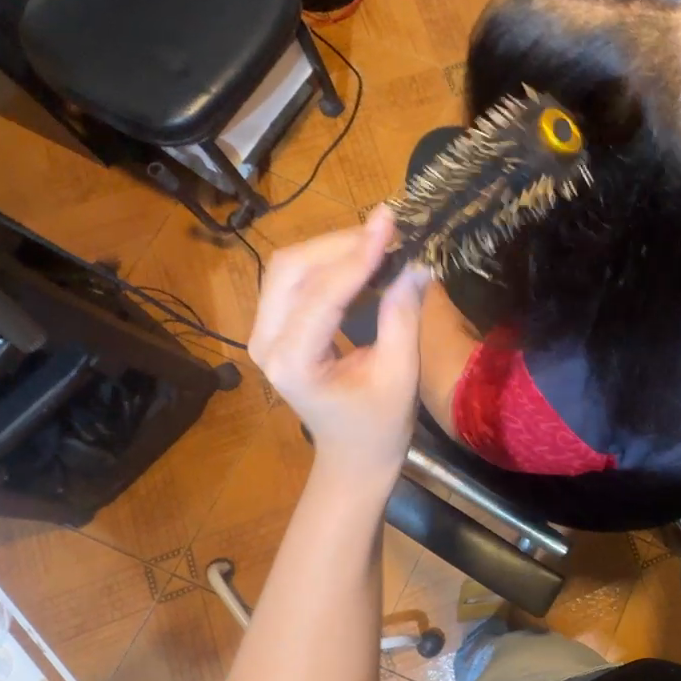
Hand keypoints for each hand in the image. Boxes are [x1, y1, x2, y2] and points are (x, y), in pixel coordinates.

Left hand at [248, 209, 430, 478]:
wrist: (353, 457)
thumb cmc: (380, 427)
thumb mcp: (400, 374)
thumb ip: (402, 316)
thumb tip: (417, 263)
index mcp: (293, 362)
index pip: (322, 294)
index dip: (357, 255)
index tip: (390, 222)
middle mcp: (264, 343)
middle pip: (290, 268)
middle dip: (340, 243)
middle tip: (389, 231)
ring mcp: (262, 334)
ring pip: (288, 268)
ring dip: (333, 248)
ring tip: (380, 241)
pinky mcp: (273, 328)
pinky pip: (293, 281)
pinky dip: (328, 262)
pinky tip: (362, 258)